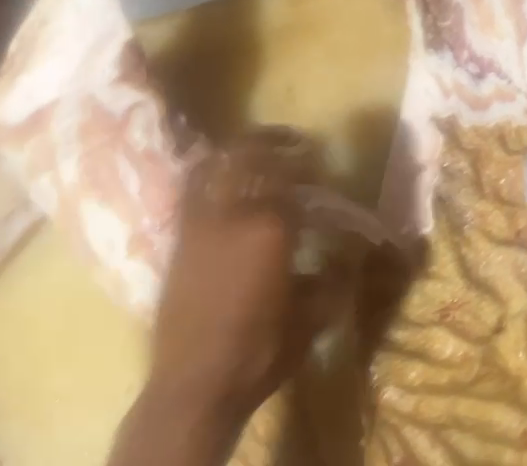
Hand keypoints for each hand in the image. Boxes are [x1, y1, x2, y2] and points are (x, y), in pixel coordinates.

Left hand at [110, 128, 327, 465]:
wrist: (195, 385)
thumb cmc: (261, 352)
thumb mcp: (312, 317)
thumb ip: (332, 280)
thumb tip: (348, 257)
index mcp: (271, 228)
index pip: (291, 178)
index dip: (307, 164)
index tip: (319, 162)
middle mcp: (232, 214)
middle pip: (249, 156)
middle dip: (272, 141)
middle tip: (293, 142)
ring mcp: (199, 224)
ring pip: (214, 166)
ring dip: (236, 151)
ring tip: (254, 150)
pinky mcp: (177, 240)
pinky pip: (192, 190)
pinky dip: (209, 174)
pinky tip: (222, 179)